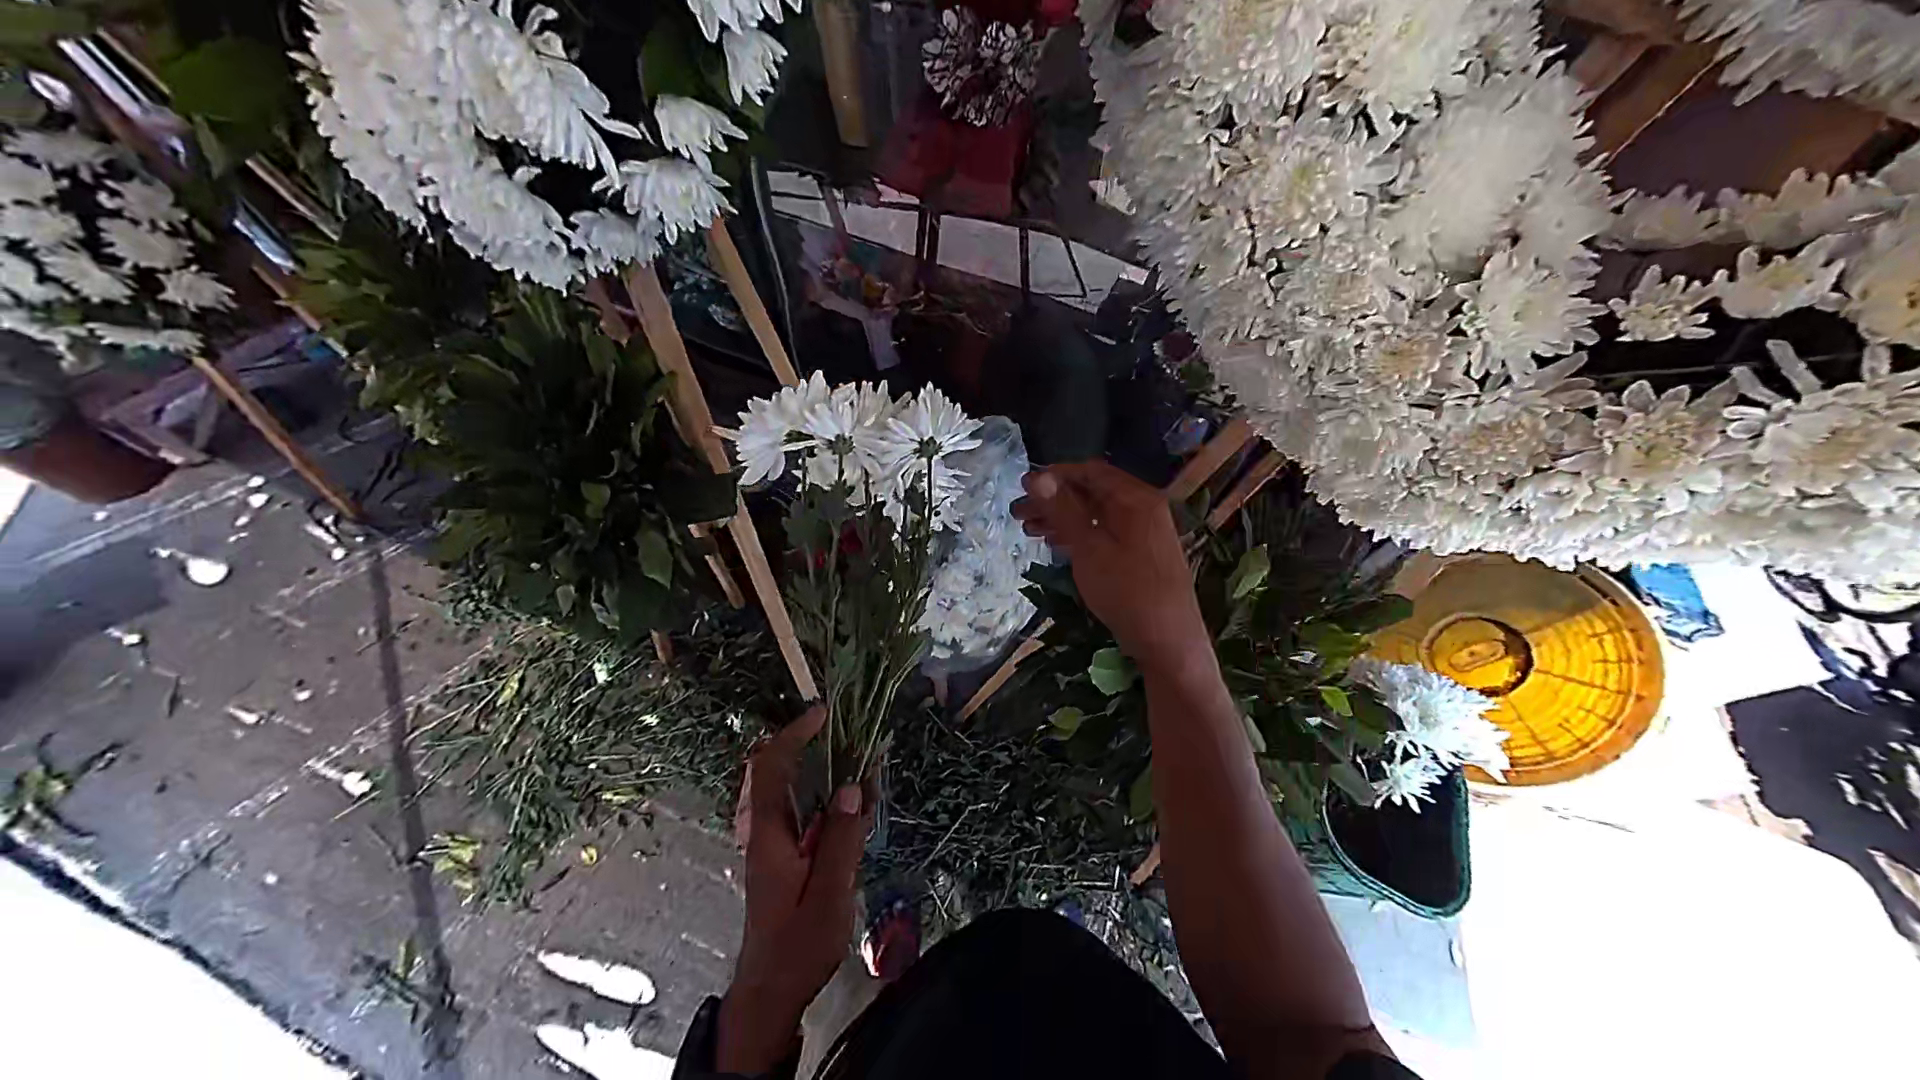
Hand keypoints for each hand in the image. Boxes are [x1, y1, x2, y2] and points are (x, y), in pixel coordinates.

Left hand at [719, 706, 870, 1073]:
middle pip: (776, 771)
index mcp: (769, 833)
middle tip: (843, 731)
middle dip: (806, 744)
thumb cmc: (798, 944)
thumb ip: (841, 840)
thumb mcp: (828, 894)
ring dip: (821, 769)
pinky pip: (805, 813)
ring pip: (793, 790)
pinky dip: (829, 797)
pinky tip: (856, 804)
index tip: (821, 714)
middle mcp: (767, 830)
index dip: (793, 735)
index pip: (772, 768)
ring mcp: (775, 843)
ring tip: (860, 761)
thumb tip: (852, 786)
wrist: (772, 989)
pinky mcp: (787, 856)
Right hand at [1011, 460, 1209, 676]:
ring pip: (1096, 515)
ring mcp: (1144, 532)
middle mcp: (1143, 508)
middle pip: (1092, 493)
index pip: (1091, 471)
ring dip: (1062, 519)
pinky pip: (1105, 533)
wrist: (1169, 642)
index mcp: (1136, 498)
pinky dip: (1079, 535)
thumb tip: (1036, 476)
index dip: (1055, 475)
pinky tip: (1056, 545)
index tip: (1023, 487)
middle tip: (1018, 514)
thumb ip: (1063, 510)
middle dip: (1054, 500)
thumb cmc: (1127, 591)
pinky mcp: (1140, 554)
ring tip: (1029, 531)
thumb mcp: (1089, 548)